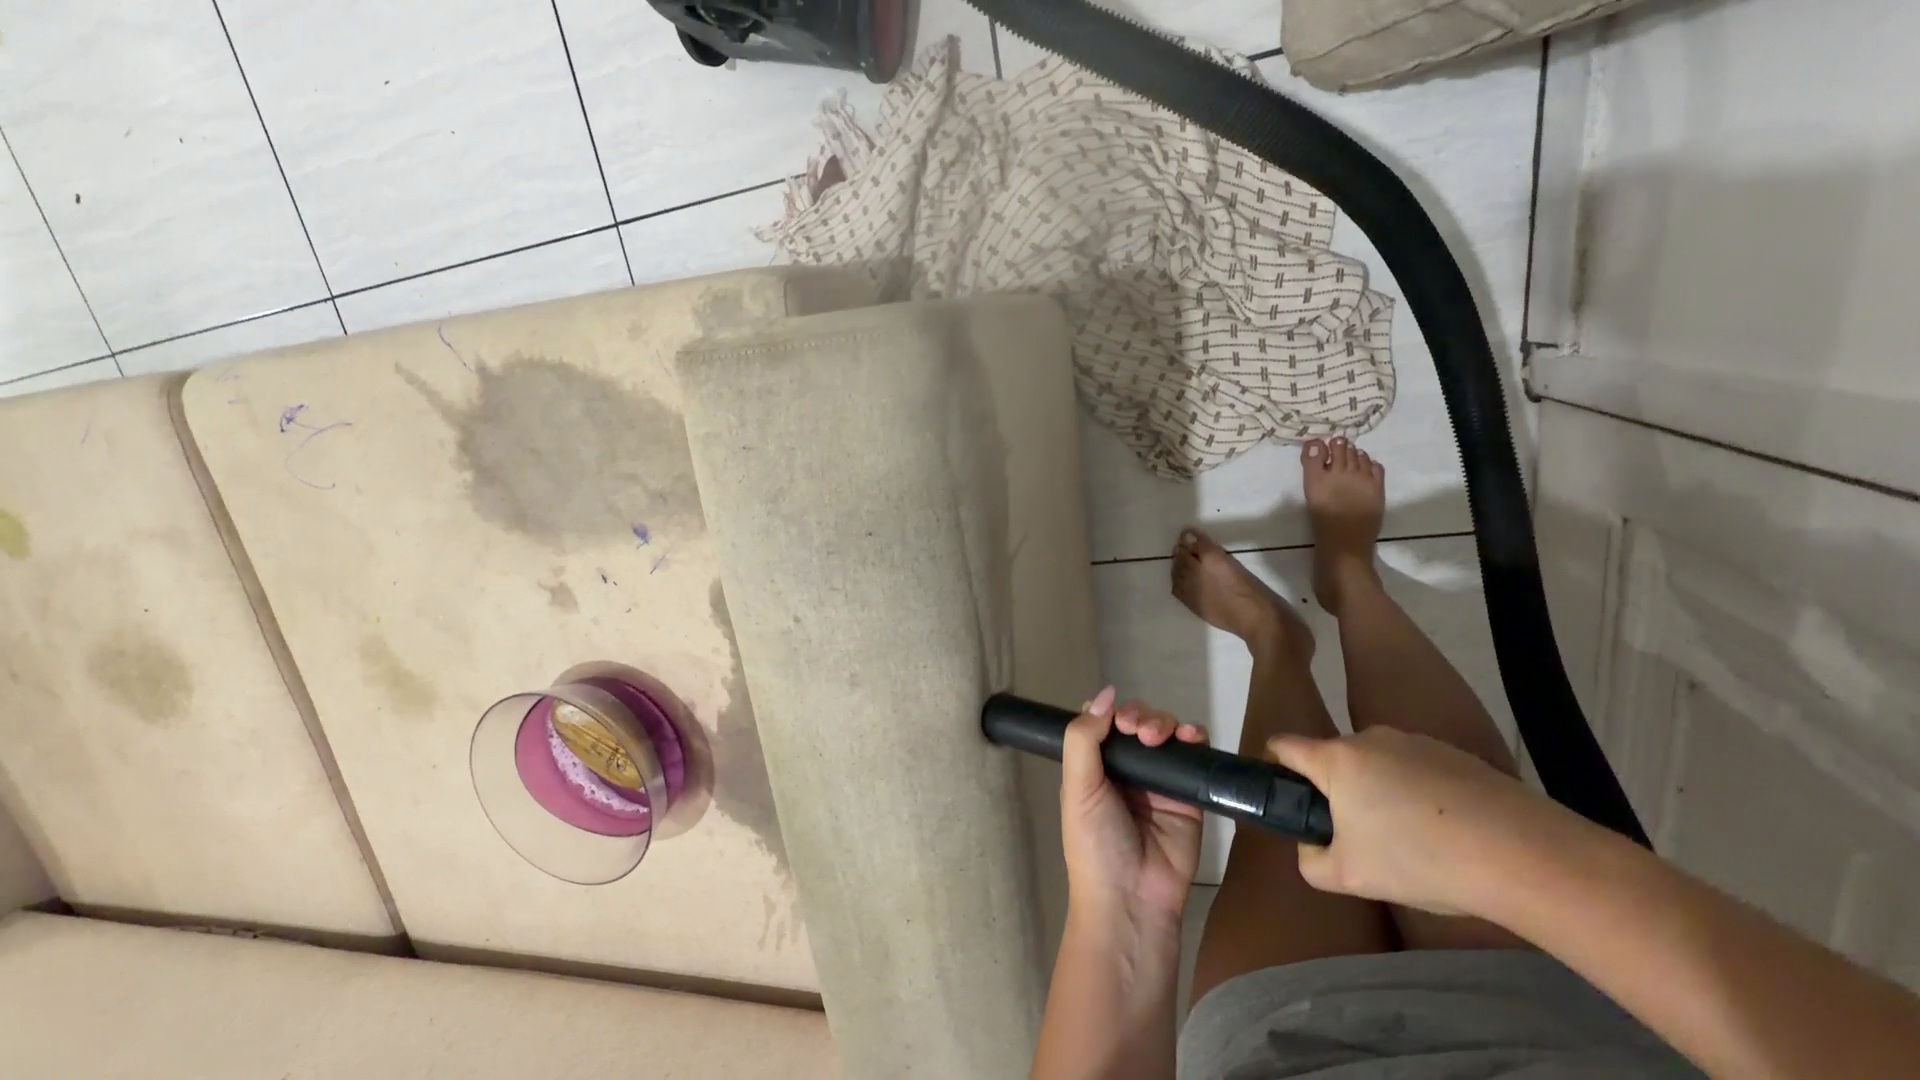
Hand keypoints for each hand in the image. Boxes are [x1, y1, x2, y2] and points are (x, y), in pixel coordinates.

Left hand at [1060, 687, 1208, 924]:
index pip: (1105, 724)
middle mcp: (1127, 772)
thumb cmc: (1095, 843)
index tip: (1117, 719)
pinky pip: (1195, 758)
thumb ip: (1084, 739)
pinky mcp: (1189, 796)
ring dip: (1164, 723)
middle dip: (1140, 717)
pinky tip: (1191, 737)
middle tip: (1138, 732)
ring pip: (1167, 734)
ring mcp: (1159, 783)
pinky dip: (1195, 740)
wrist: (1132, 897)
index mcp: (1094, 769)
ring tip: (1158, 737)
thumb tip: (1104, 694)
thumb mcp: (1078, 789)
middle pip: (1138, 723)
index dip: (1112, 712)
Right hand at [1269, 727, 1574, 918]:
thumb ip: (1312, 861)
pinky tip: (1448, 835)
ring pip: (1380, 767)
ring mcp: (1418, 742)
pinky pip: (1420, 773)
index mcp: (1337, 759)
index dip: (1274, 766)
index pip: (1285, 745)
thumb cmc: (1419, 860)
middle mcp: (1372, 738)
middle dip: (1337, 794)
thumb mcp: (1349, 877)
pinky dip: (1421, 797)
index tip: (1284, 795)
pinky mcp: (1458, 754)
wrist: (1522, 854)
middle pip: (1336, 760)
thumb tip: (1314, 846)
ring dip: (1381, 795)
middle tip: (1357, 840)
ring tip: (1413, 843)